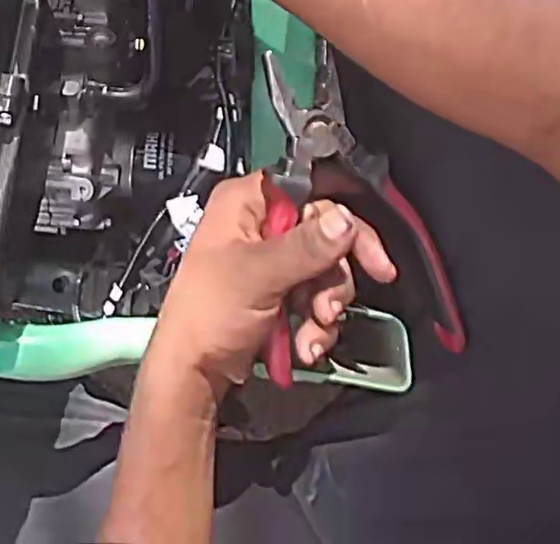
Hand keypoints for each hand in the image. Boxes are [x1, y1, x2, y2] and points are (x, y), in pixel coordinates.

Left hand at [145, 173, 397, 393]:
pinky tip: (305, 346)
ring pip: (323, 269)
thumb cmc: (208, 311)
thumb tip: (343, 219)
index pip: (305, 189)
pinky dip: (315, 323)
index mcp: (243, 202)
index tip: (367, 253)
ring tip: (311, 334)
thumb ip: (305, 247)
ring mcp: (267, 258)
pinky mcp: (276, 290)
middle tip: (330, 307)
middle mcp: (256, 223)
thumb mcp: (259, 274)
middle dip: (332, 277)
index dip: (338, 218)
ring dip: (325, 306)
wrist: (193, 370)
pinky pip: (314, 296)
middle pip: (323, 232)